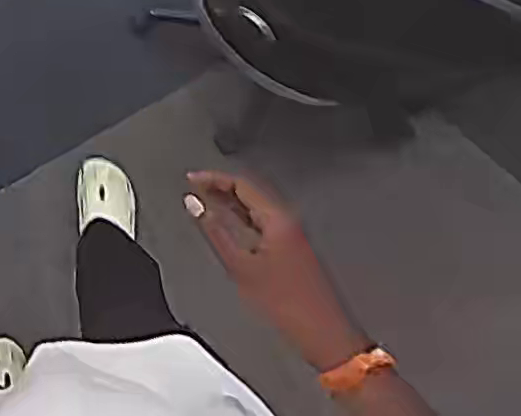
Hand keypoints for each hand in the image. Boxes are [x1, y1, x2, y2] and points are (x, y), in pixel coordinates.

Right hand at [186, 171, 368, 370]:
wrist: (329, 341)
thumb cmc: (288, 305)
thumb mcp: (240, 265)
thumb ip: (213, 229)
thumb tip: (193, 203)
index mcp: (278, 220)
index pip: (241, 184)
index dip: (212, 178)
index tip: (191, 179)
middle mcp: (289, 224)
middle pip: (250, 193)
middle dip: (220, 187)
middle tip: (195, 187)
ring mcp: (295, 238)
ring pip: (257, 208)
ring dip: (230, 202)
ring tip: (206, 202)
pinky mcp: (296, 251)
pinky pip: (264, 223)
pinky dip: (243, 217)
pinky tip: (230, 225)